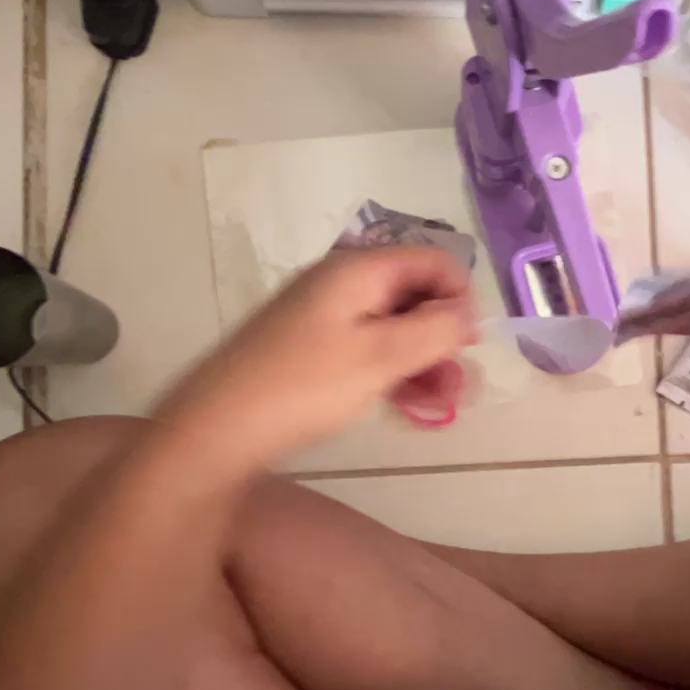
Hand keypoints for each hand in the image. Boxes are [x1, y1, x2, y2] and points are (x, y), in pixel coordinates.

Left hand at [154, 246, 476, 473]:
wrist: (219, 428)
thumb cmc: (306, 387)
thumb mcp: (382, 357)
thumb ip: (436, 329)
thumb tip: (469, 312)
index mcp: (360, 270)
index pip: (435, 261)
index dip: (461, 298)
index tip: (468, 345)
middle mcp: (344, 281)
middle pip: (417, 294)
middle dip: (444, 337)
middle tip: (457, 386)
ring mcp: (327, 314)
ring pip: (397, 325)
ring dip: (425, 360)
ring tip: (437, 404)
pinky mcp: (316, 345)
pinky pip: (372, 346)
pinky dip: (396, 369)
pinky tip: (406, 403)